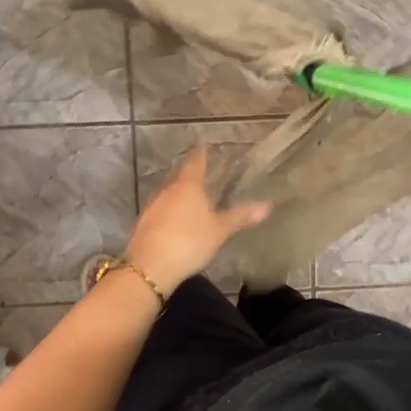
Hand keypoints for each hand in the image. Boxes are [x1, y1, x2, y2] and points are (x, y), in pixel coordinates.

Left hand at [122, 145, 271, 293]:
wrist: (150, 266)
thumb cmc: (189, 242)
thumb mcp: (219, 231)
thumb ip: (240, 216)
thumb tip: (267, 205)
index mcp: (188, 186)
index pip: (196, 162)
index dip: (201, 153)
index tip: (203, 144)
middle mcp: (168, 189)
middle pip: (178, 174)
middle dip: (188, 170)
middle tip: (197, 168)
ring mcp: (152, 205)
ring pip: (167, 190)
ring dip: (176, 189)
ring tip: (187, 192)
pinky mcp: (143, 222)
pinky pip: (159, 207)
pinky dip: (168, 207)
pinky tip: (172, 216)